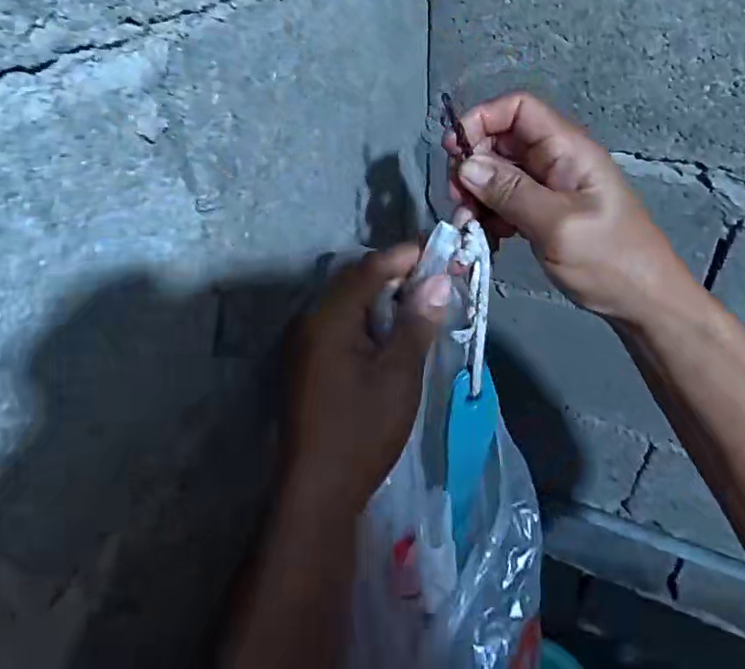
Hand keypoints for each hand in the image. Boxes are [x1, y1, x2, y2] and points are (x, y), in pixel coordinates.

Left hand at [282, 244, 449, 516]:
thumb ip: (417, 323)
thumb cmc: (362, 430)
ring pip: (347, 302)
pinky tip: (389, 335)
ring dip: (381, 298)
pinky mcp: (305, 362)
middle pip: (355, 280)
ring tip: (418, 304)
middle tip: (435, 280)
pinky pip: (338, 324)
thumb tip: (438, 280)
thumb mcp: (399, 375)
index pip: (370, 268)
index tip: (441, 252)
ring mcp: (302, 342)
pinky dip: (366, 319)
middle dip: (395, 275)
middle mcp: (309, 320)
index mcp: (329, 317)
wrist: (316, 491)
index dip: (406, 256)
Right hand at [444, 91, 693, 323]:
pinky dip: (489, 216)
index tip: (454, 151)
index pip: (518, 108)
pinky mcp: (542, 211)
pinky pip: (504, 201)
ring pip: (496, 174)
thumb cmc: (610, 260)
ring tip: (469, 228)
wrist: (645, 304)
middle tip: (458, 202)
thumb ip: (510, 192)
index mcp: (567, 149)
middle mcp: (555, 160)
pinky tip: (487, 239)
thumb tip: (465, 165)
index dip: (482, 118)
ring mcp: (548, 187)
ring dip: (475, 196)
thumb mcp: (557, 226)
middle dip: (472, 166)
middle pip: (499, 141)